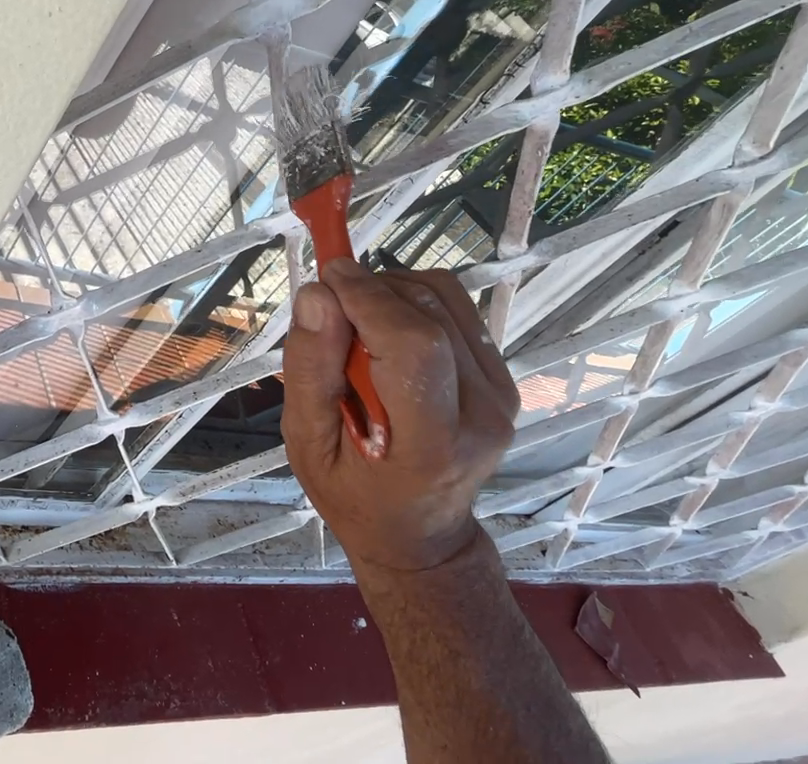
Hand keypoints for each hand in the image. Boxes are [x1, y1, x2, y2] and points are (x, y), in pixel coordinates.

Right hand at [281, 260, 518, 572]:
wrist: (418, 531)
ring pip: (445, 299)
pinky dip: (410, 302)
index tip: (325, 277)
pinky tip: (382, 332)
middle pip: (429, 313)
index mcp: (429, 443)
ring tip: (353, 324)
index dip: (369, 299)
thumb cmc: (350, 492)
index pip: (415, 347)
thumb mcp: (305, 441)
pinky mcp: (502, 377)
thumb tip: (316, 294)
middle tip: (326, 309)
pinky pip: (455, 309)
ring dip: (390, 291)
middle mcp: (481, 413)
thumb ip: (310, 369)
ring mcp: (502, 393)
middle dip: (370, 290)